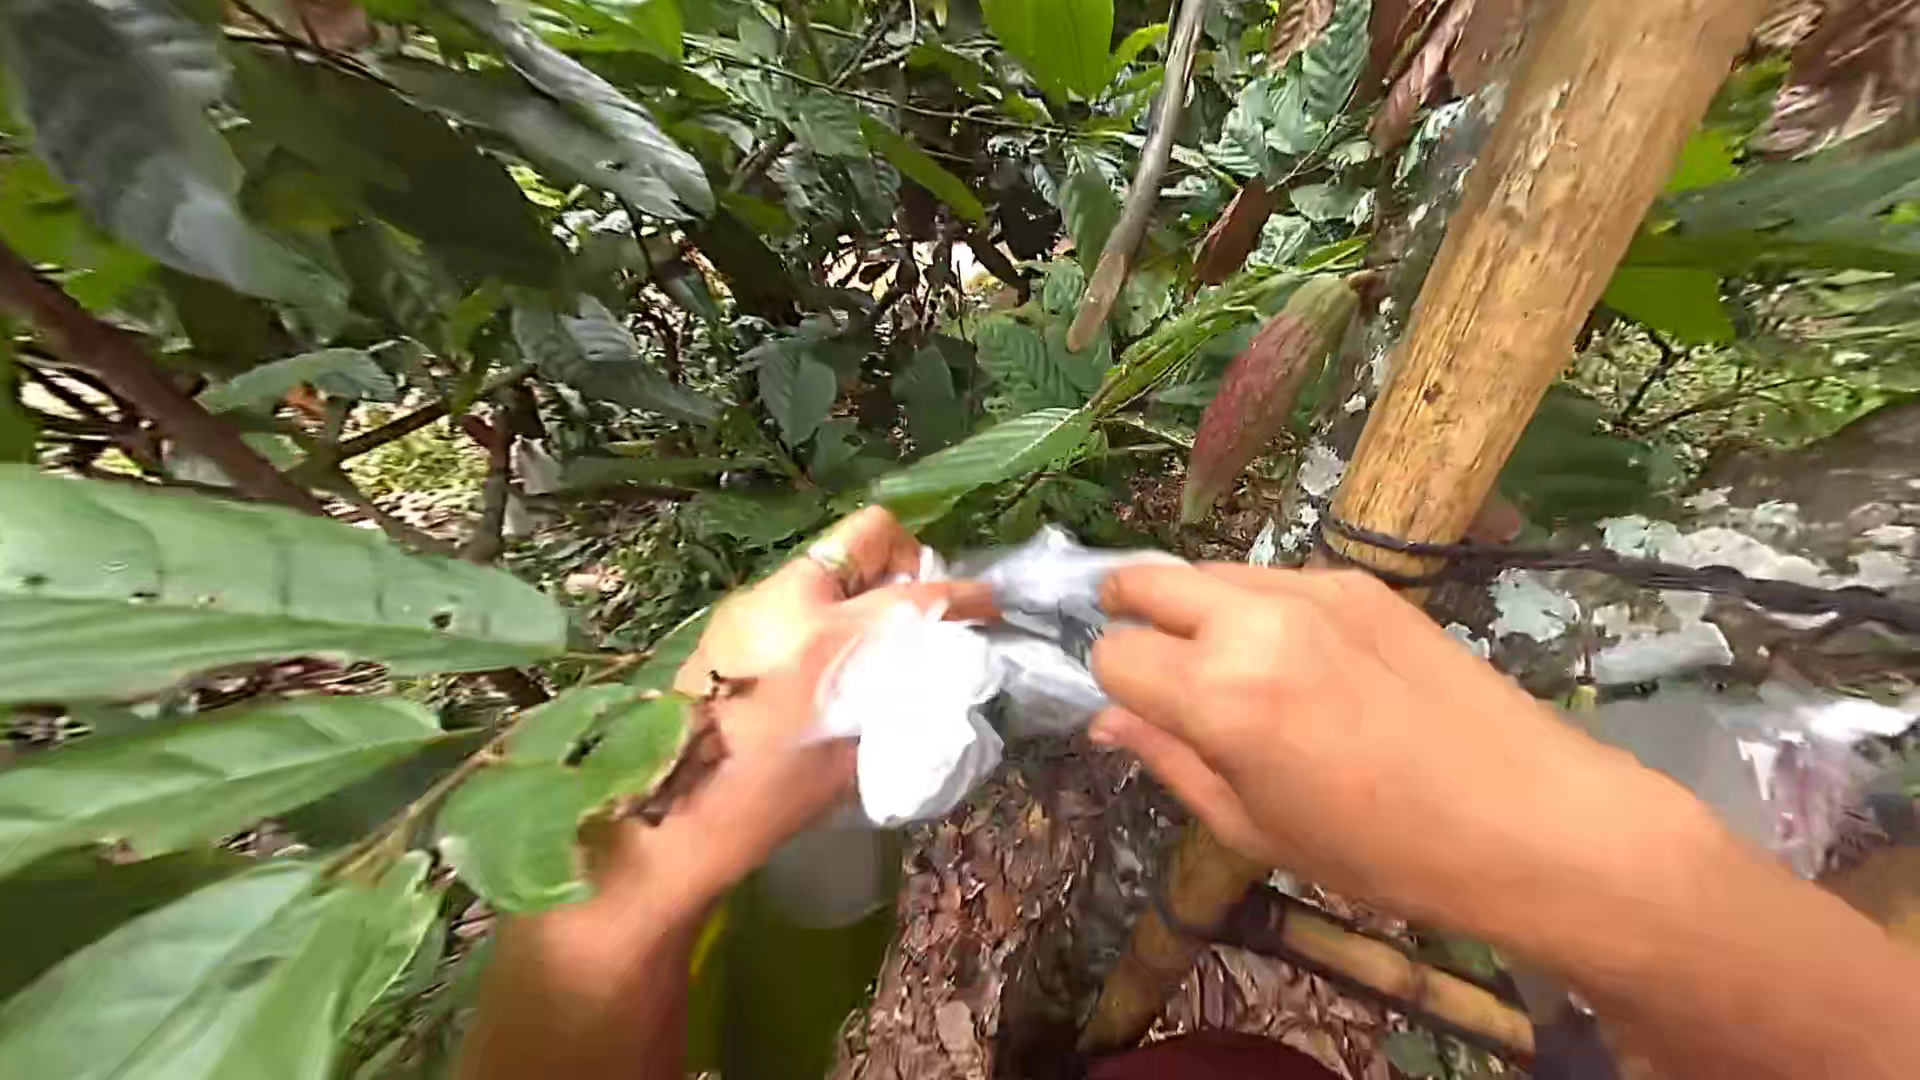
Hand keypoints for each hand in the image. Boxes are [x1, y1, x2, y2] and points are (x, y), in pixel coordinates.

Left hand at [590, 508, 989, 898]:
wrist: (663, 822)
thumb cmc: (765, 802)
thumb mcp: (854, 752)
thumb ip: (900, 693)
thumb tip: (934, 665)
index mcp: (822, 640)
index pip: (914, 595)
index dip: (964, 596)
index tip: (988, 604)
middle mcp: (787, 600)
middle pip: (869, 531)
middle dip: (906, 556)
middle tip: (916, 604)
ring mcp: (755, 600)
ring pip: (833, 556)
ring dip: (868, 580)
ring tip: (875, 630)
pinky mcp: (735, 612)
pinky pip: (803, 584)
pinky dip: (832, 600)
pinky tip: (830, 648)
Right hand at [1087, 563, 1716, 938]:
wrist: (1545, 824)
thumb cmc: (1380, 851)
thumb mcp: (1250, 824)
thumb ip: (1163, 758)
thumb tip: (1104, 720)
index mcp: (1220, 696)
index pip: (1113, 654)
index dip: (1112, 679)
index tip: (1136, 701)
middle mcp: (1251, 623)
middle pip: (1140, 579)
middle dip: (1121, 606)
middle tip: (1137, 641)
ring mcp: (1306, 589)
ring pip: (1199, 571)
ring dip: (1185, 605)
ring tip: (1219, 651)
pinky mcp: (1351, 579)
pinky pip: (1263, 576)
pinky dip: (1246, 605)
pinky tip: (1291, 650)